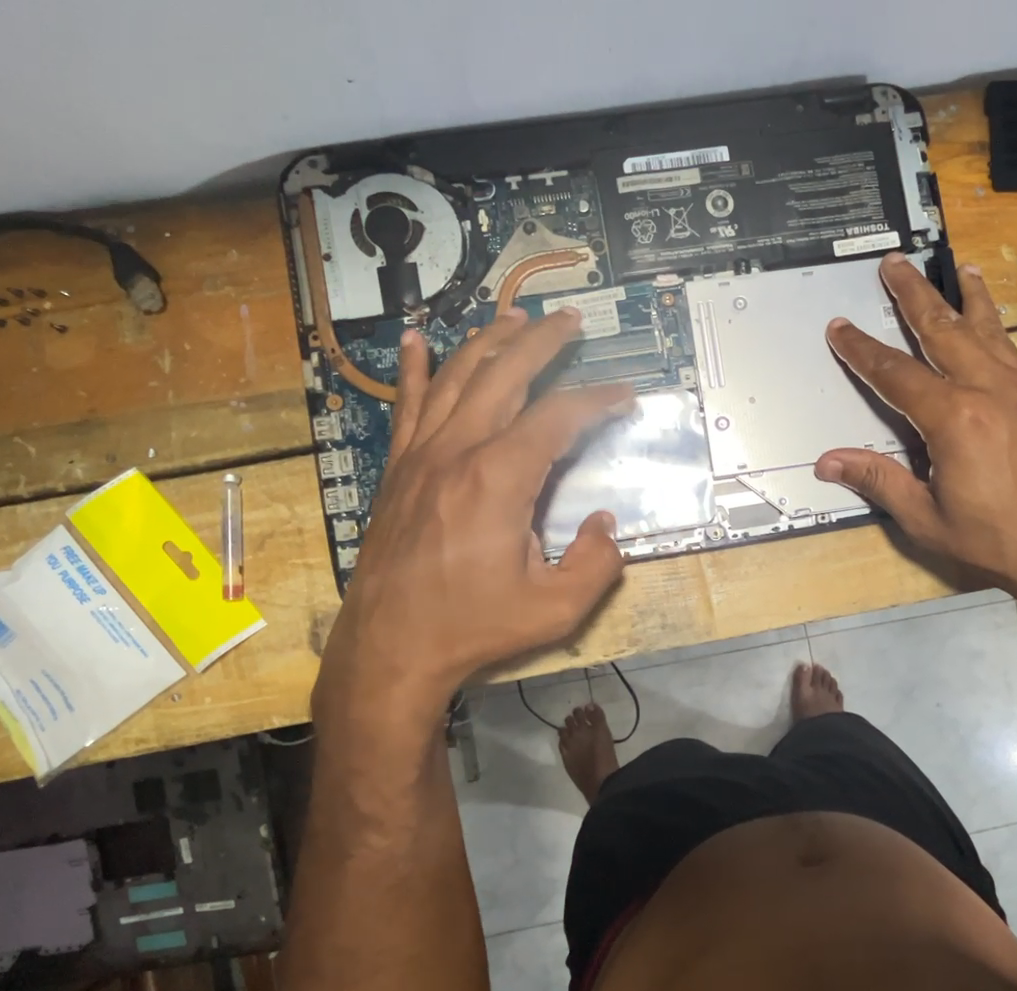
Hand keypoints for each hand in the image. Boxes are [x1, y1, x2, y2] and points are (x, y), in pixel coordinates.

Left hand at [314, 309, 633, 735]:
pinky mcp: (399, 469)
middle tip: (570, 320)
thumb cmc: (474, 627)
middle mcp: (458, 451)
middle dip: (542, 341)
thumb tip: (605, 524)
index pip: (558, 416)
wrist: (390, 648)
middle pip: (505, 374)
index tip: (626, 395)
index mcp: (499, 478)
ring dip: (490, 342)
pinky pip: (409, 405)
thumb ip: (596, 564)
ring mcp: (421, 455)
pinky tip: (420, 340)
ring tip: (515, 316)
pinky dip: (418, 370)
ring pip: (458, 378)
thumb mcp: (556, 609)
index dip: (598, 399)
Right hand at [816, 253, 1016, 639]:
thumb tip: (827, 462)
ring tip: (959, 267)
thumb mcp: (926, 519)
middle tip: (894, 263)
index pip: (895, 373)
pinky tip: (992, 324)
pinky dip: (997, 326)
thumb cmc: (996, 543)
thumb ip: (879, 481)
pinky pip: (1013, 350)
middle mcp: (990, 390)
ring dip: (966, 296)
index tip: (840, 327)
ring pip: (988, 329)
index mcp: (954, 418)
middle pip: (943, 329)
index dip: (862, 350)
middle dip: (913, 294)